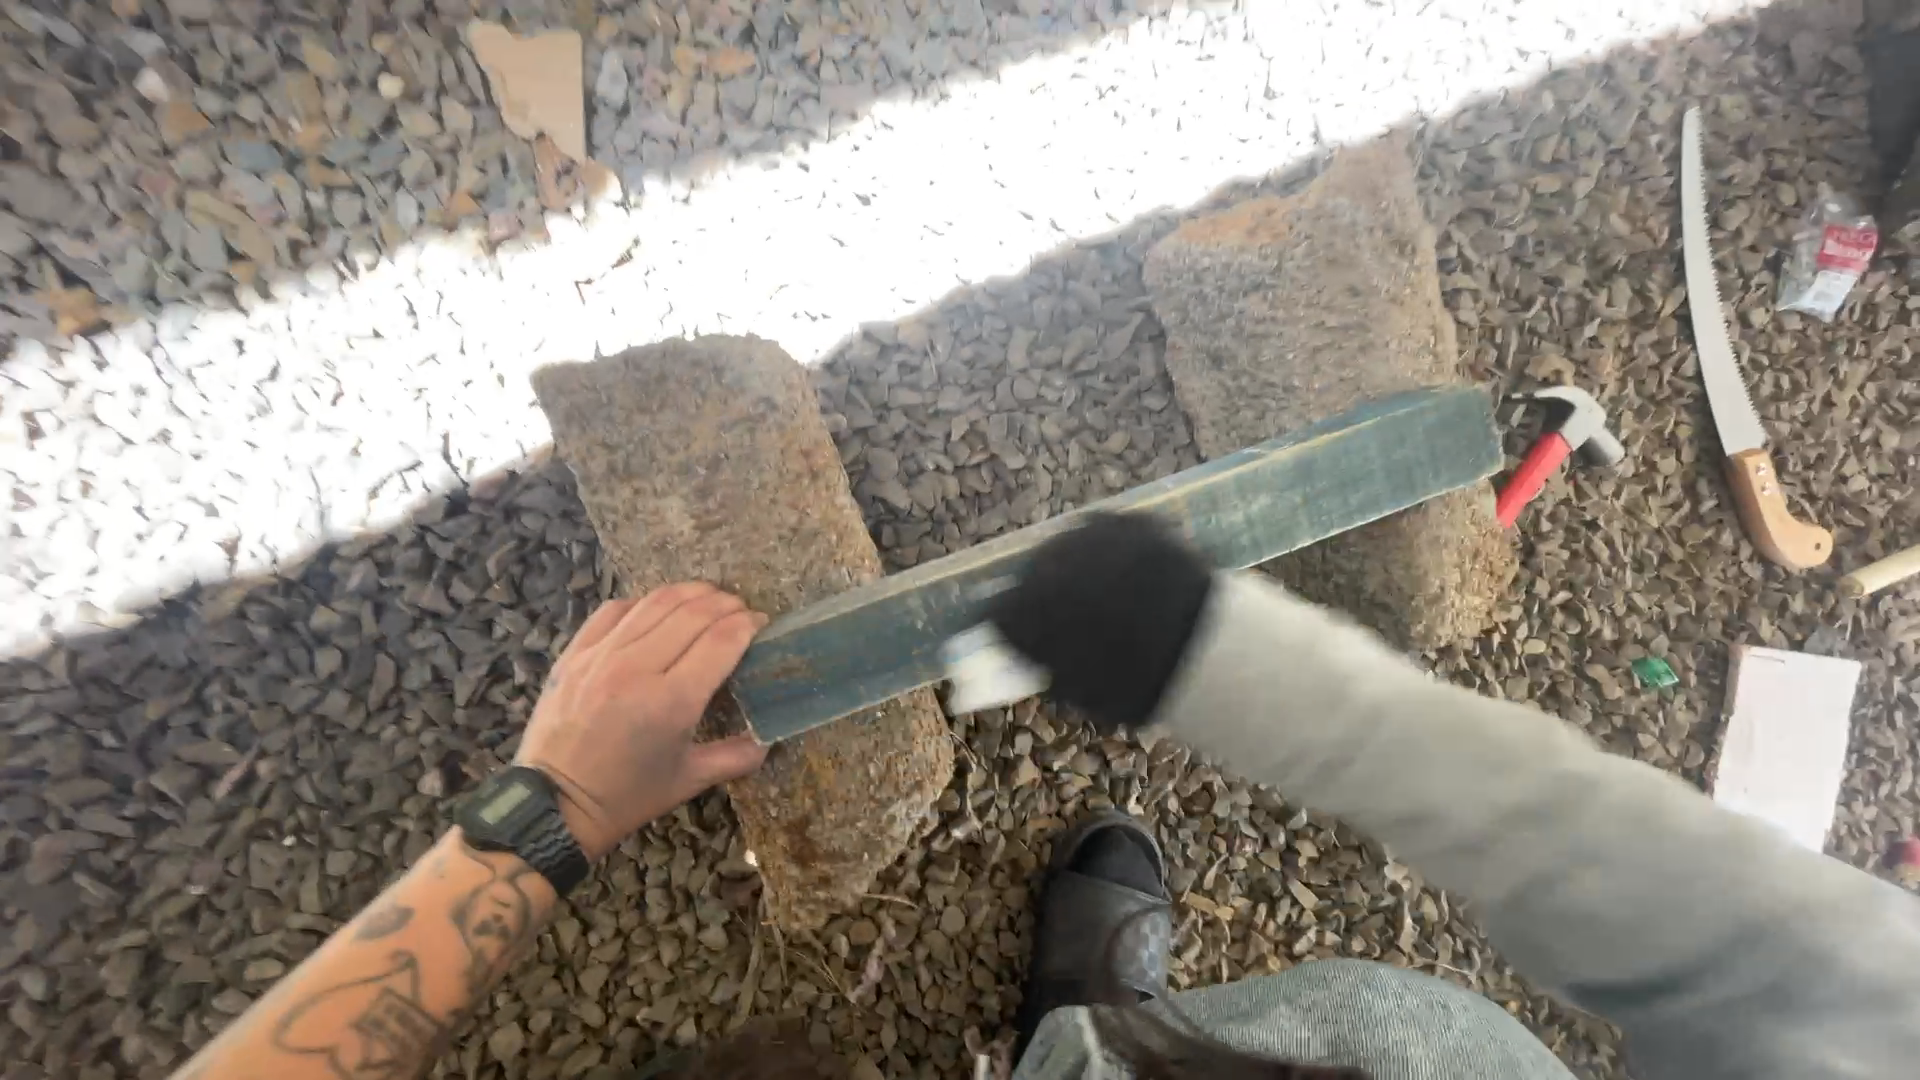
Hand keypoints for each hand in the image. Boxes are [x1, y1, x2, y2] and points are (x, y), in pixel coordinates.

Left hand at [516, 583, 769, 858]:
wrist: (551, 807)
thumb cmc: (627, 796)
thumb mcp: (690, 779)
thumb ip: (737, 755)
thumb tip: (771, 738)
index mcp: (671, 702)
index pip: (722, 640)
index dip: (749, 624)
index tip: (761, 624)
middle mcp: (636, 669)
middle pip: (694, 612)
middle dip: (727, 604)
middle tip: (741, 611)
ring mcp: (600, 656)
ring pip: (657, 602)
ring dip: (692, 594)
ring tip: (709, 599)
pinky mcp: (574, 653)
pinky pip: (616, 609)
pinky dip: (645, 603)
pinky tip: (659, 611)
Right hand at [987, 513, 1213, 731]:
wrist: (1199, 644)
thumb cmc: (1132, 683)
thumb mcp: (1080, 692)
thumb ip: (1051, 669)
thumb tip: (1044, 660)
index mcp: (1020, 609)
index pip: (996, 615)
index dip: (1013, 629)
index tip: (1027, 641)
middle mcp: (1039, 563)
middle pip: (1032, 577)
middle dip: (1049, 596)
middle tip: (1080, 618)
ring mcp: (1082, 536)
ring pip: (1071, 551)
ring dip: (1083, 569)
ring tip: (1117, 595)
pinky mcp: (1122, 520)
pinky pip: (1111, 535)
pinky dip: (1120, 552)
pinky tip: (1143, 576)